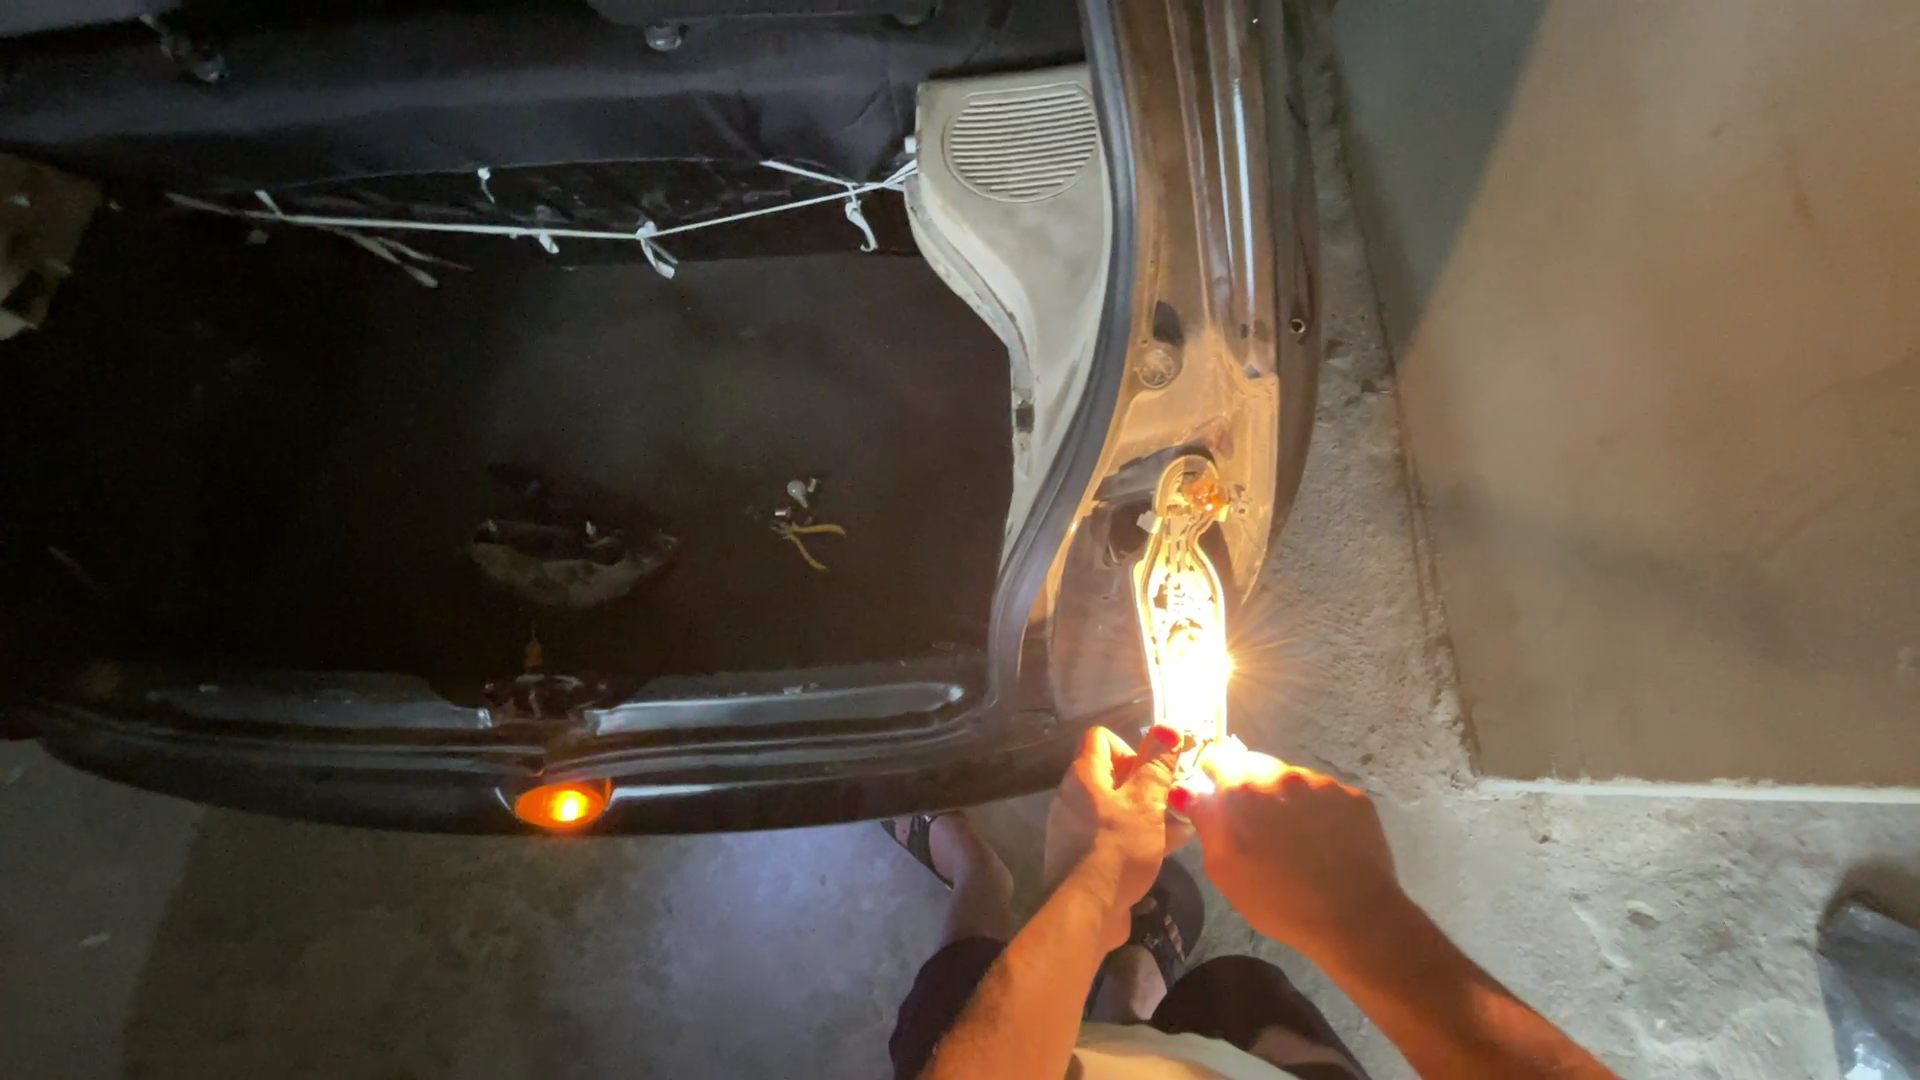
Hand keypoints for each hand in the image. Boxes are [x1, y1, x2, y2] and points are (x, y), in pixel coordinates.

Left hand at [1046, 724, 1186, 949]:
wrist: (1087, 910)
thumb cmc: (1118, 849)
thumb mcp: (1145, 803)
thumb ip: (1157, 766)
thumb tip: (1168, 726)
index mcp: (1084, 774)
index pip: (1101, 738)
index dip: (1130, 748)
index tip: (1151, 772)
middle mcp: (1073, 794)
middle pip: (1111, 772)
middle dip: (1146, 783)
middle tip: (1173, 800)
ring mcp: (1075, 824)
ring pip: (1116, 805)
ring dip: (1147, 811)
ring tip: (1180, 824)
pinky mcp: (1083, 852)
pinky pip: (1113, 832)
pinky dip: (1137, 833)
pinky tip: (1167, 848)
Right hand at [1173, 743, 1404, 957]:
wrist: (1356, 920)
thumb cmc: (1278, 901)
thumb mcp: (1223, 869)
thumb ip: (1204, 821)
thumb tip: (1187, 789)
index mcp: (1241, 788)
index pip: (1216, 759)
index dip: (1213, 779)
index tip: (1218, 802)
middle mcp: (1279, 773)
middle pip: (1253, 766)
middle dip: (1249, 789)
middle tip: (1256, 828)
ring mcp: (1320, 783)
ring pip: (1290, 780)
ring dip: (1283, 799)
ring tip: (1295, 839)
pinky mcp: (1352, 796)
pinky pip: (1324, 795)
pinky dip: (1318, 811)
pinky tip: (1324, 842)